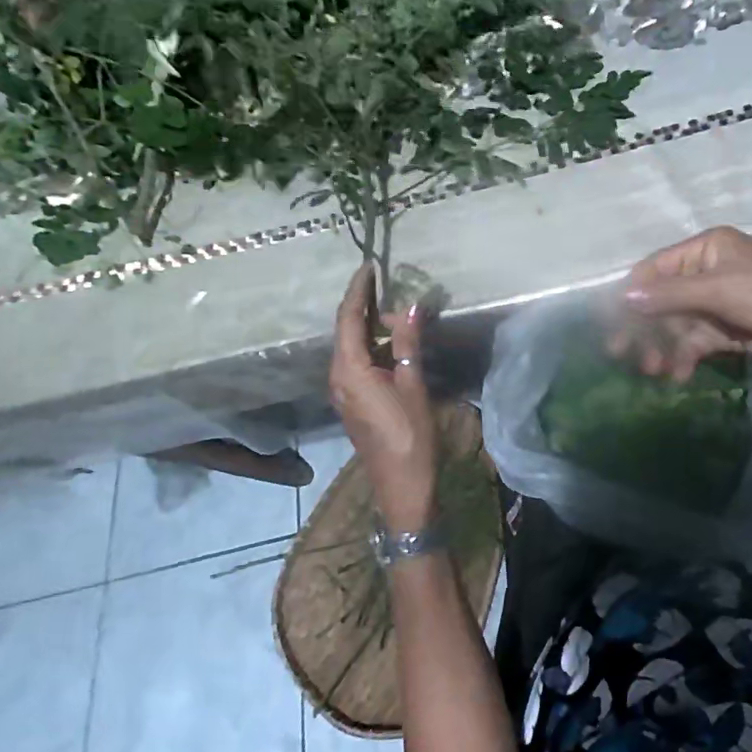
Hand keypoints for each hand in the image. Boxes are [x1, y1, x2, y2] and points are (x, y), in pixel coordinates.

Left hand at [329, 264, 437, 532]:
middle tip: (398, 297)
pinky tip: (395, 347)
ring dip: (373, 329)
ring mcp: (343, 391)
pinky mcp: (352, 401)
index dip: (359, 290)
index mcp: (349, 370)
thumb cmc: (411, 435)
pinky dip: (374, 348)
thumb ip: (409, 345)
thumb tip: (411, 308)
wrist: (402, 485)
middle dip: (369, 309)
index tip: (369, 267)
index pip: (348, 318)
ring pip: (353, 347)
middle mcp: (338, 376)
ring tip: (401, 318)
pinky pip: (358, 363)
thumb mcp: (413, 386)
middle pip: (347, 331)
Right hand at [609, 227, 751, 380]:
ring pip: (674, 326)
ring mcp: (715, 305)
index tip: (607, 321)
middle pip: (660, 301)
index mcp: (703, 251)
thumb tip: (622, 298)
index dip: (629, 295)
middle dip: (642, 327)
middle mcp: (705, 275)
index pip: (653, 270)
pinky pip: (693, 344)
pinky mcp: (726, 332)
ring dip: (660, 347)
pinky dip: (683, 359)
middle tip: (619, 352)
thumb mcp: (717, 289)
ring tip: (651, 370)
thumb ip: (668, 295)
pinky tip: (676, 376)